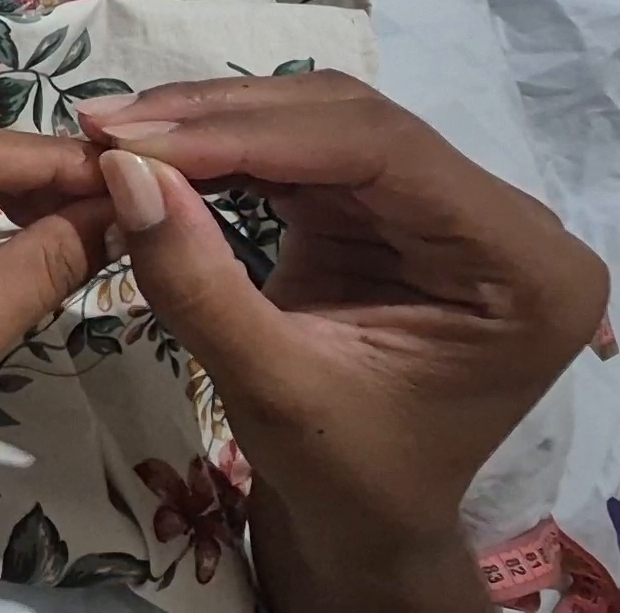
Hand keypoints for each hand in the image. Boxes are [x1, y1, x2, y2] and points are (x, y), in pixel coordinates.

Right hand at [76, 72, 608, 610]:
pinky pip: (282, 147)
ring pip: (305, 116)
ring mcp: (424, 202)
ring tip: (115, 131)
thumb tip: (123, 170)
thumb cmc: (340, 468)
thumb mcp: (266, 385)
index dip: (244, 132)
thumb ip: (195, 280)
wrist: (357, 504)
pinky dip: (208, 144)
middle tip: (105, 125)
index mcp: (514, 264)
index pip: (375, 149)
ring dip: (201, 119)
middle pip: (340, 115)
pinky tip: (154, 149)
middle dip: (210, 115)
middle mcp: (487, 213)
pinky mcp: (366, 203)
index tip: (130, 141)